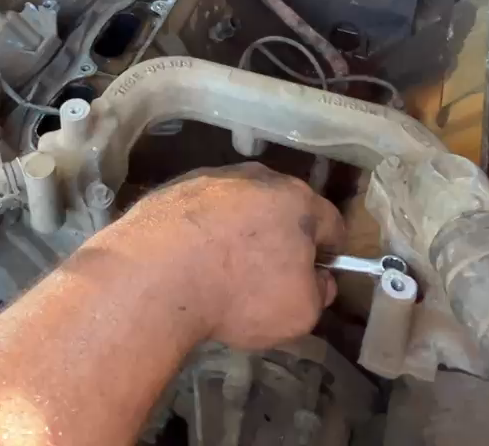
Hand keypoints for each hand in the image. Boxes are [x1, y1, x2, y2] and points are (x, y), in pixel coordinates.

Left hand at [93, 163, 343, 349]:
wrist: (157, 271)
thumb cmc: (241, 292)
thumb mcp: (300, 312)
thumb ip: (319, 292)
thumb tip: (318, 278)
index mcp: (297, 199)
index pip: (331, 222)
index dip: (328, 254)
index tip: (314, 278)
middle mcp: (258, 176)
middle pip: (282, 207)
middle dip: (281, 237)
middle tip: (266, 277)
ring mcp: (214, 176)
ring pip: (241, 205)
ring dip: (239, 230)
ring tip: (221, 271)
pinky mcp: (177, 186)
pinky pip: (203, 210)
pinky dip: (203, 230)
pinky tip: (191, 260)